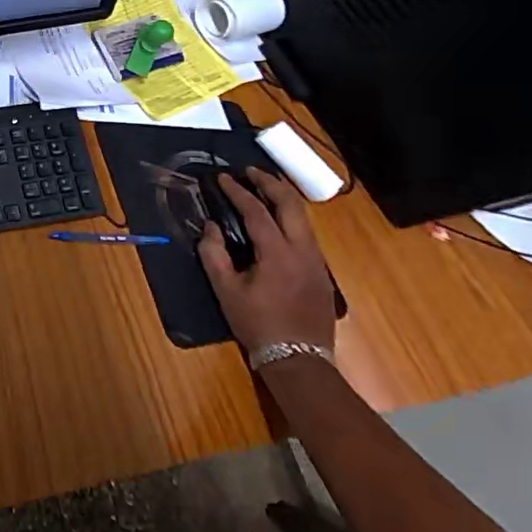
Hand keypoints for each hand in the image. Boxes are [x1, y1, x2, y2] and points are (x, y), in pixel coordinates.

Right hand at [197, 167, 336, 352]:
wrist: (299, 360)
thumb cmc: (258, 325)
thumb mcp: (226, 291)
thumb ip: (214, 254)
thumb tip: (210, 227)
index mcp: (278, 253)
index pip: (257, 210)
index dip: (238, 191)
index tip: (223, 178)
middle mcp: (303, 250)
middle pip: (291, 204)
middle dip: (270, 183)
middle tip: (251, 171)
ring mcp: (317, 261)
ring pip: (304, 217)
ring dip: (284, 198)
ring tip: (265, 187)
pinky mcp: (321, 272)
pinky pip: (307, 233)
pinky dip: (291, 217)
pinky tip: (278, 221)